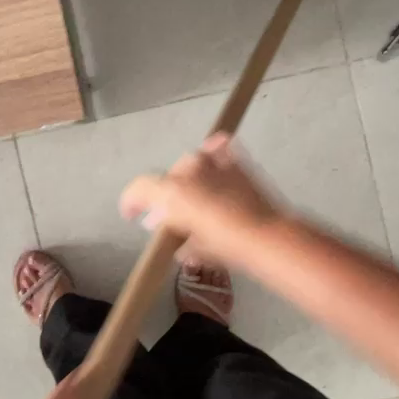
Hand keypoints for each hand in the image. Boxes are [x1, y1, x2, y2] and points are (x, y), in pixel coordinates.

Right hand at [119, 133, 286, 265]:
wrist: (267, 234)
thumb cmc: (227, 246)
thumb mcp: (197, 249)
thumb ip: (181, 242)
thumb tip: (180, 248)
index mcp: (172, 192)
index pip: (139, 189)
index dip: (130, 202)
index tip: (130, 214)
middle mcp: (188, 171)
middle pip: (167, 179)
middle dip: (164, 196)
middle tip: (168, 216)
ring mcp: (213, 162)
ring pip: (190, 164)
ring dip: (187, 178)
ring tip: (192, 195)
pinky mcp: (236, 161)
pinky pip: (218, 149)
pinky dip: (213, 155)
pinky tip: (214, 162)